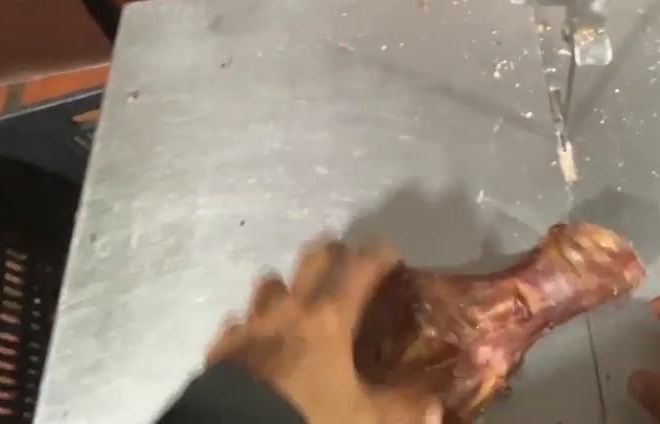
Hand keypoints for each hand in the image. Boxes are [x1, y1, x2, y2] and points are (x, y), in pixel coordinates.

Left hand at [207, 239, 438, 423]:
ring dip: (287, 287)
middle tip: (347, 269)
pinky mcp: (222, 346)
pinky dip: (251, 327)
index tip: (393, 257)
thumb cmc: (305, 419)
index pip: (362, 264)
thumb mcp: (361, 420)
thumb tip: (436, 409)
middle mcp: (291, 307)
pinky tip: (257, 344)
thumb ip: (399, 410)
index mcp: (330, 316)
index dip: (381, 253)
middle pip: (315, 256)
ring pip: (271, 282)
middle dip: (334, 254)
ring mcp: (252, 323)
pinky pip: (239, 322)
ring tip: (297, 305)